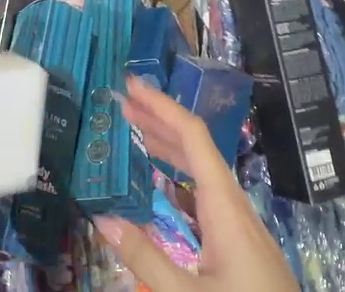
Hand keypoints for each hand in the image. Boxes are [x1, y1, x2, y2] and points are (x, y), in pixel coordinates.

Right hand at [94, 75, 298, 291]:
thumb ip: (145, 259)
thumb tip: (102, 218)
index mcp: (225, 207)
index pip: (193, 137)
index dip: (162, 106)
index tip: (131, 86)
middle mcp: (235, 206)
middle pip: (197, 148)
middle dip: (160, 120)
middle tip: (122, 105)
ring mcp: (241, 225)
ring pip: (204, 172)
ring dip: (170, 148)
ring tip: (135, 133)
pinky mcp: (242, 245)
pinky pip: (207, 196)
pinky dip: (180, 179)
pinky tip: (162, 187)